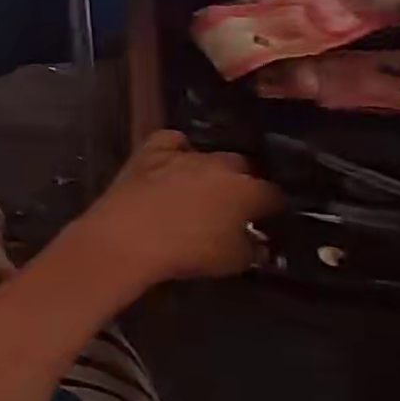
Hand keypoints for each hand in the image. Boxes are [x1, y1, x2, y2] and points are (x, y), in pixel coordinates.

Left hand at [64, 130, 283, 284]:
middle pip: (242, 167)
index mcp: (248, 191)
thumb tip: (256, 241)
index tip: (264, 219)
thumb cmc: (186, 252)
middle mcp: (218, 166)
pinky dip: (174, 147)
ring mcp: (180, 156)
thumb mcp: (236, 260)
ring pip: (207, 154)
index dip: (271, 208)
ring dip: (210, 168)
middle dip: (242, 183)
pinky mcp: (146, 154)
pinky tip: (173, 160)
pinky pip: (167, 140)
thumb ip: (253, 247)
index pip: (274, 195)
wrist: (125, 238)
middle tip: (232, 204)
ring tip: (203, 186)